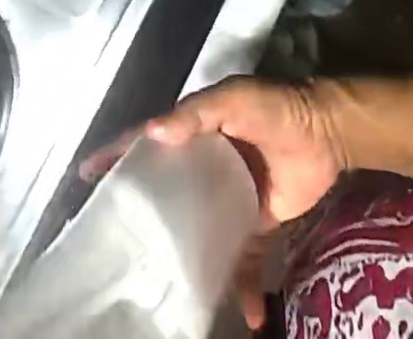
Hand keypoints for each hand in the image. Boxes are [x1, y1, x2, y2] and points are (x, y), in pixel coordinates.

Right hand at [83, 77, 349, 329]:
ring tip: (166, 295)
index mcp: (194, 132)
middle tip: (115, 251)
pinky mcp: (255, 223)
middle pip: (166, 195)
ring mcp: (229, 197)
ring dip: (187, 264)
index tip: (85, 176)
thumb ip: (195, 114)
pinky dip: (241, 287)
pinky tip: (243, 314)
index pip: (147, 143)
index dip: (116, 155)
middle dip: (143, 220)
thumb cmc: (275, 108)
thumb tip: (151, 134)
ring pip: (198, 235)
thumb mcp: (233, 99)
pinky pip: (242, 259)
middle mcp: (204, 166)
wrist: (327, 132)